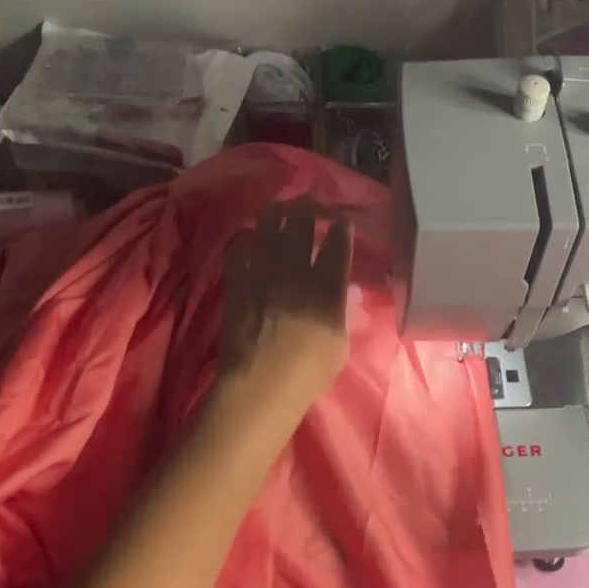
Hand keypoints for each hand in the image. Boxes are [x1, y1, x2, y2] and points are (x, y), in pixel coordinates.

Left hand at [213, 201, 352, 433]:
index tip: (343, 220)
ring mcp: (264, 272)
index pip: (337, 244)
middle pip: (301, 223)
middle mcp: (296, 271)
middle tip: (309, 203)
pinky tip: (248, 238)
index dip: (341, 228)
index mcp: (327, 287)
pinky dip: (244, 238)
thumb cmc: (308, 373)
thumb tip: (351, 292)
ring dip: (276, 212)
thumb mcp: (340, 347)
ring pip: (269, 225)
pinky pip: (238, 246)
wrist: (261, 384)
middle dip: (307, 207)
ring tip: (278, 208)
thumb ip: (345, 315)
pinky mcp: (237, 281)